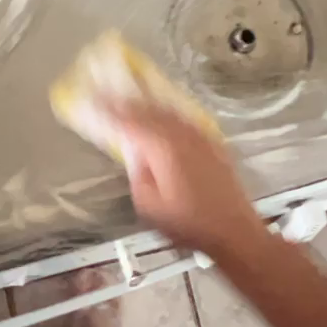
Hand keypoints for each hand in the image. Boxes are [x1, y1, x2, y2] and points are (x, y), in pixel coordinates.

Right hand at [103, 99, 267, 258]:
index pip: (129, 120)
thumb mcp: (149, 206)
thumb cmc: (188, 223)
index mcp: (163, 147)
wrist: (234, 230)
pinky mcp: (213, 143)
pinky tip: (163, 119)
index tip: (93, 100)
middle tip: (108, 96)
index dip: (109, 109)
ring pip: (169, 111)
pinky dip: (168, 115)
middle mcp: (182, 134)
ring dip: (148, 105)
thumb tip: (135, 154)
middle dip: (127, 102)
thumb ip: (138, 174)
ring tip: (131, 103)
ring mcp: (201, 136)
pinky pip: (185, 120)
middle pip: (150, 109)